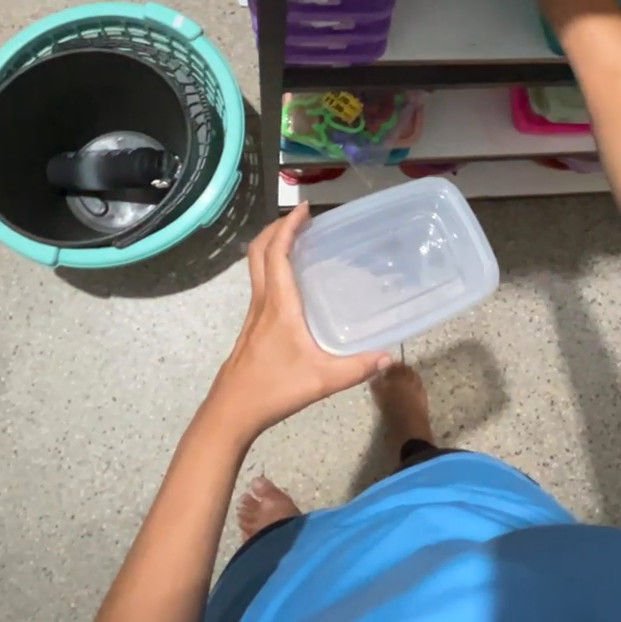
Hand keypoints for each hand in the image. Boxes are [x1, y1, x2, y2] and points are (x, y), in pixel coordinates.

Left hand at [203, 203, 390, 440]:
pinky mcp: (251, 326)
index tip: (305, 209)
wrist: (231, 412)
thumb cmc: (274, 389)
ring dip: (272, 246)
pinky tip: (291, 282)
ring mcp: (253, 313)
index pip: (277, 253)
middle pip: (258, 251)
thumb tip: (389, 356)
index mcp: (278, 304)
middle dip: (276, 228)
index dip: (288, 226)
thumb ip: (357, 368)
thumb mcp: (322, 380)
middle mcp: (262, 301)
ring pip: (255, 266)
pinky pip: (260, 283)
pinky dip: (272, 267)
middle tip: (300, 218)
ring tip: (297, 241)